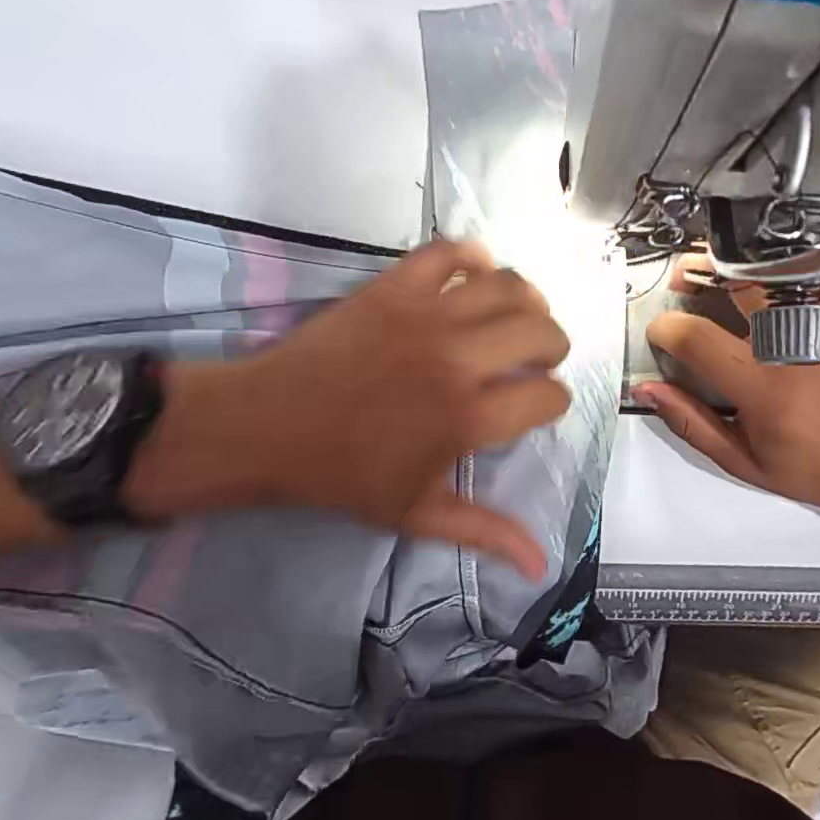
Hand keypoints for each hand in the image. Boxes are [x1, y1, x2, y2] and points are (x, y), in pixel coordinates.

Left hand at [133, 241, 569, 577]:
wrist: (265, 427)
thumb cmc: (345, 476)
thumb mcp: (418, 514)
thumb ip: (486, 533)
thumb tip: (541, 567)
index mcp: (468, 418)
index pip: (549, 396)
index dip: (554, 402)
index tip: (537, 407)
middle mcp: (458, 360)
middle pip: (543, 333)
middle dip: (555, 347)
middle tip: (539, 359)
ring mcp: (426, 317)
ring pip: (510, 286)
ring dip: (531, 301)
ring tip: (521, 318)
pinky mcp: (393, 288)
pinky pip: (449, 252)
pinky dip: (473, 256)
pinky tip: (478, 276)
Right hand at [634, 258, 819, 529]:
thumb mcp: (748, 462)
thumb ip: (693, 423)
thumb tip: (651, 392)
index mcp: (767, 390)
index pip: (697, 339)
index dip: (667, 327)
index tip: (663, 329)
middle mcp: (801, 347)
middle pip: (737, 282)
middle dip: (698, 271)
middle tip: (686, 278)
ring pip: (777, 269)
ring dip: (742, 270)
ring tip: (729, 282)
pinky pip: (818, 276)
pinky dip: (790, 277)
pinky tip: (782, 294)